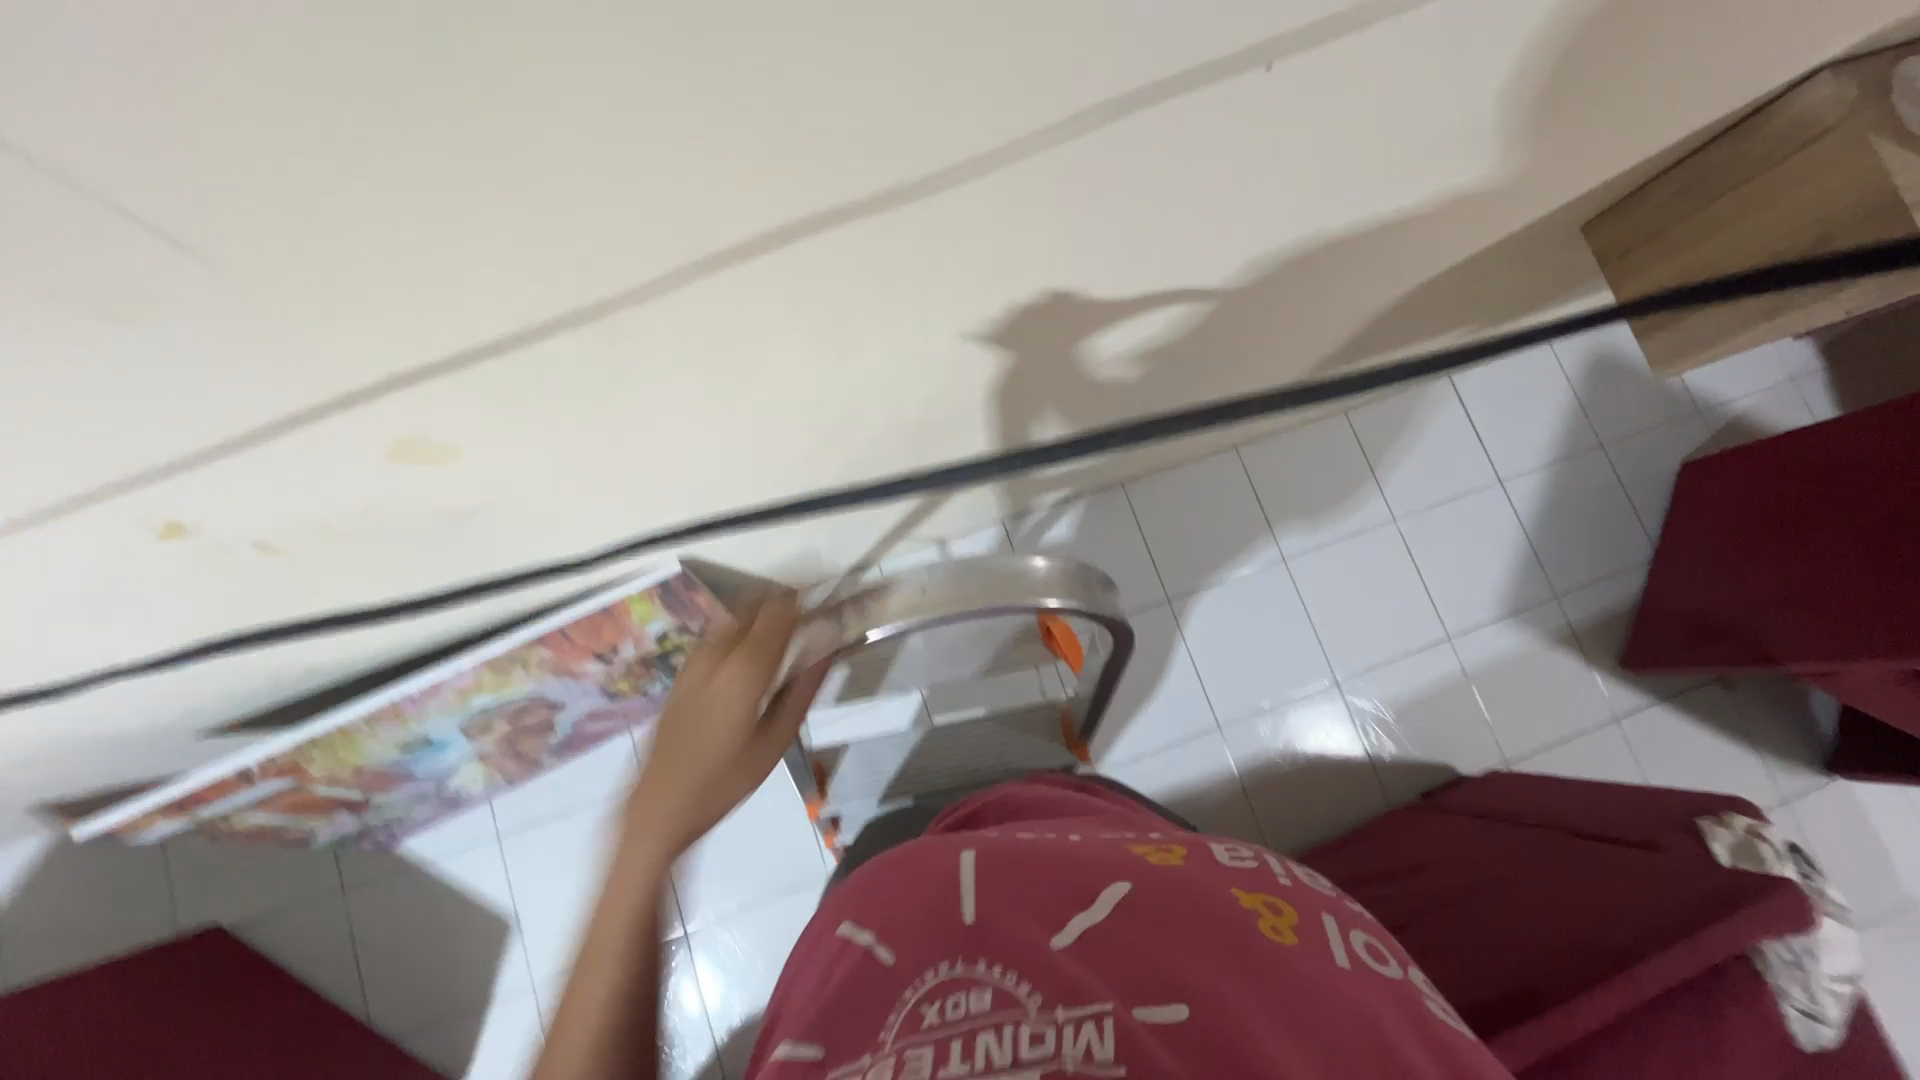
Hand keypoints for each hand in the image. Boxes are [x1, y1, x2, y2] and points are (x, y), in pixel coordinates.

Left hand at [624, 591, 827, 858]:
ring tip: (791, 621)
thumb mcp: (776, 741)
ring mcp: (694, 661)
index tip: (830, 594)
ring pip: (734, 616)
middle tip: (815, 605)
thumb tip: (828, 650)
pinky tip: (755, 645)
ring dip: (763, 610)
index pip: (779, 612)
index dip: (806, 596)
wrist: (659, 805)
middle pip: (754, 605)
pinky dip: (742, 626)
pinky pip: (718, 632)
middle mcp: (715, 654)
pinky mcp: (683, 672)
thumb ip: (802, 690)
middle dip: (786, 598)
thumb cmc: (725, 781)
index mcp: (743, 670)